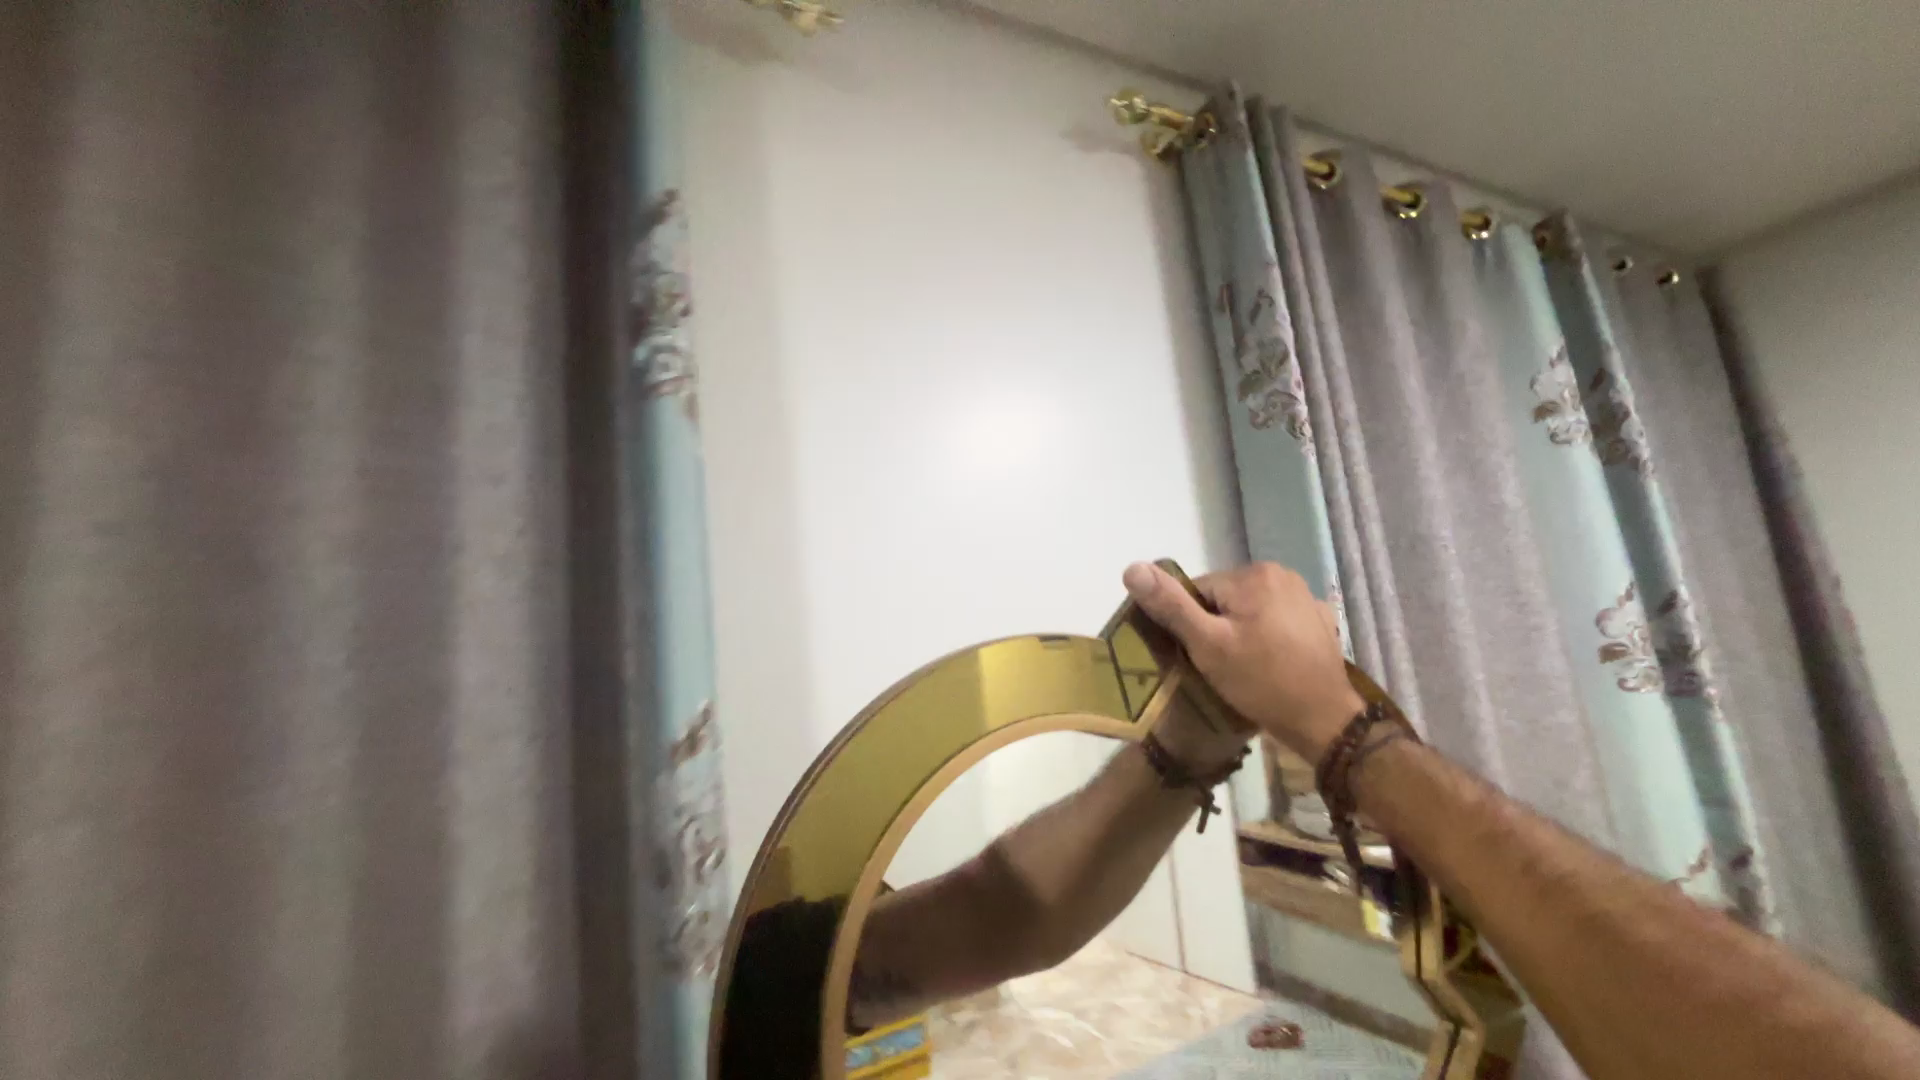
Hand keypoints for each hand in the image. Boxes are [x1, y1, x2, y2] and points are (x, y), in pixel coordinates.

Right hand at [1123, 561, 1363, 763]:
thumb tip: (1132, 568)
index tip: (1201, 655)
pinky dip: (1269, 635)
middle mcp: (1282, 573)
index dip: (1192, 624)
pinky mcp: (1320, 619)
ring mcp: (1305, 595)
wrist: (1324, 720)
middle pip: (1225, 598)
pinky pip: (1277, 619)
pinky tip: (1272, 661)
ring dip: (1241, 631)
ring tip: (1246, 667)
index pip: (1199, 590)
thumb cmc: (1260, 681)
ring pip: (1250, 608)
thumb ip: (1170, 605)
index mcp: (1253, 575)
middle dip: (1217, 627)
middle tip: (1222, 665)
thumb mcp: (1206, 645)